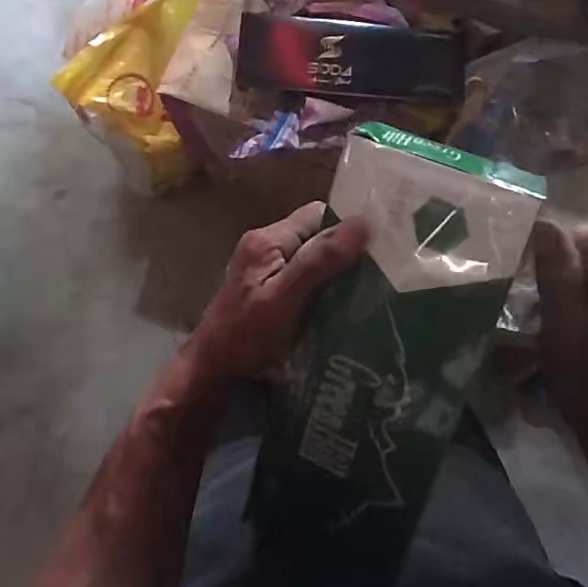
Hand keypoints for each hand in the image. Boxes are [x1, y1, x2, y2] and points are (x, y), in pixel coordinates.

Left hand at [187, 202, 368, 383]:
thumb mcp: (285, 297)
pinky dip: (322, 286)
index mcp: (268, 239)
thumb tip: (363, 223)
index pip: (318, 215)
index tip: (377, 246)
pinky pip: (304, 275)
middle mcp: (265, 245)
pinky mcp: (267, 287)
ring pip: (312, 256)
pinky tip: (339, 304)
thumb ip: (320, 260)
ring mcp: (265, 267)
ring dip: (335, 271)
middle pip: (316, 234)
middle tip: (376, 272)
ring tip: (365, 289)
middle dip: (344, 251)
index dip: (347, 226)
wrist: (210, 372)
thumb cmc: (245, 335)